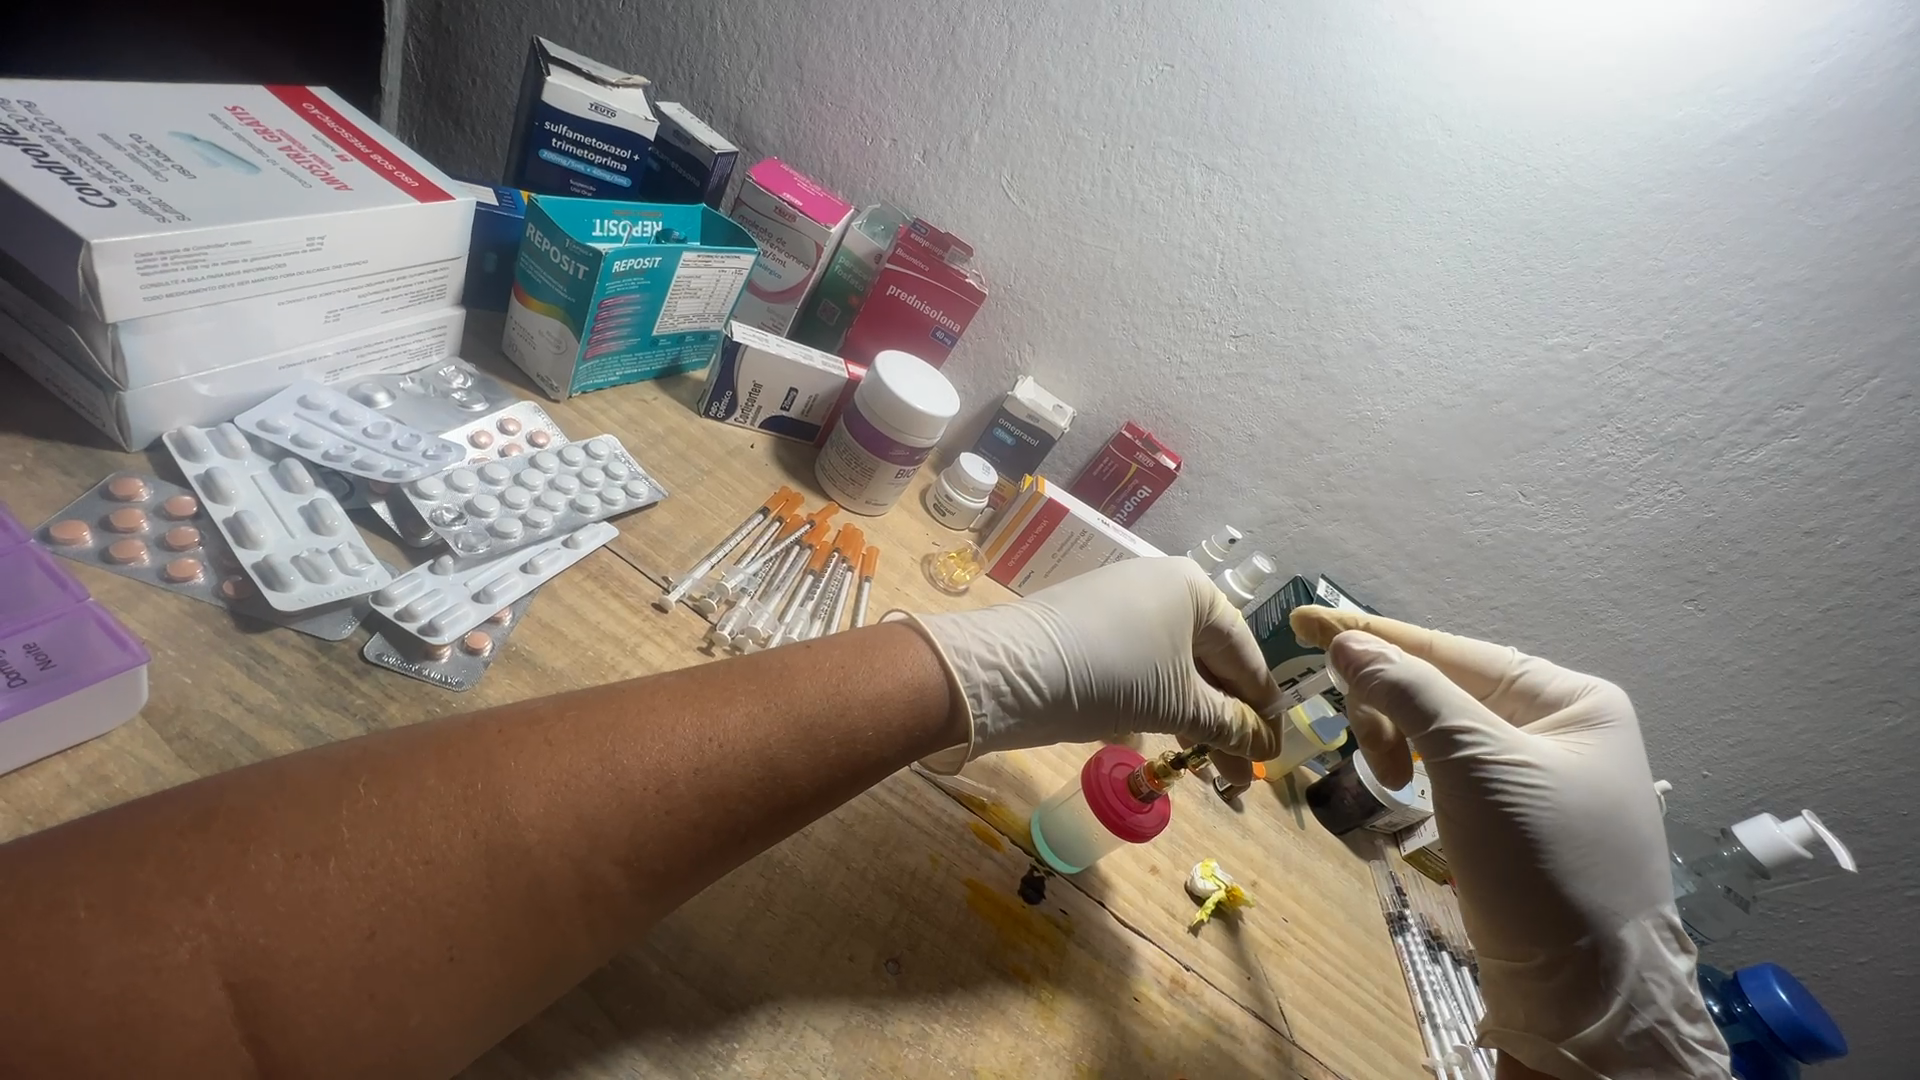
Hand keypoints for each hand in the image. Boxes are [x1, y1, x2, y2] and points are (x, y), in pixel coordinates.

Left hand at [899, 557, 1285, 774]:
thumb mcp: (1176, 704)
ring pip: (1170, 668)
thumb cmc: (1109, 677)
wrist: (1009, 671)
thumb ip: (1228, 725)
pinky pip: (1137, 666)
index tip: (1274, 757)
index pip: (1244, 655)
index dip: (1262, 710)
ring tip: (1203, 767)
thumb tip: (1268, 749)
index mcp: (1193, 589)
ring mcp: (1120, 605)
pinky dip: (1151, 702)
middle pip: (1207, 662)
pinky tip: (1157, 741)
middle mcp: (1160, 587)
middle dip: (1224, 721)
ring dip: (1189, 718)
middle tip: (1237, 778)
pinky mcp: (1088, 627)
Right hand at [1289, 607, 1728, 1079]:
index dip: (1373, 635)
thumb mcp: (1473, 765)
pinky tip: (1395, 781)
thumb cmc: (1542, 865)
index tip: (1305, 620)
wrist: (1582, 995)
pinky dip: (1407, 760)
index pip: (1449, 648)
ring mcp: (1530, 763)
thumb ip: (1408, 692)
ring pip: (1430, 719)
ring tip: (1383, 781)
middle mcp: (1553, 720)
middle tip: (1366, 752)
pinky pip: (1439, 755)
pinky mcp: (1506, 802)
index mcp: (1568, 697)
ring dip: (1393, 738)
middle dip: (1387, 707)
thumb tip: (1344, 641)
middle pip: (1437, 683)